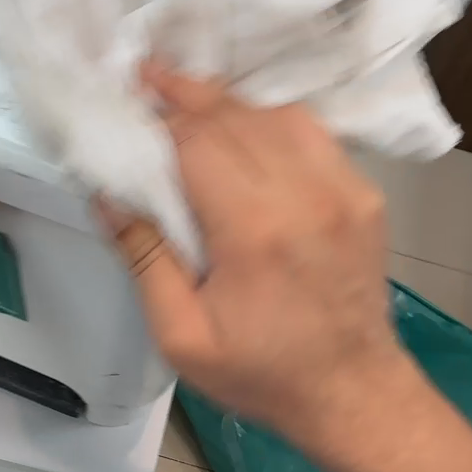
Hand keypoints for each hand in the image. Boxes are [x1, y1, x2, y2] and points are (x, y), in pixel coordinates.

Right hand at [105, 63, 419, 449]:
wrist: (352, 393)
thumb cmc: (261, 372)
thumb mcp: (182, 335)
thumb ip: (144, 258)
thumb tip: (107, 193)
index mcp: (255, 229)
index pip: (198, 142)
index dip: (160, 115)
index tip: (130, 95)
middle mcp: (306, 194)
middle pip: (236, 118)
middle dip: (187, 95)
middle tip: (150, 78)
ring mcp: (344, 189)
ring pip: (278, 116)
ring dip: (230, 104)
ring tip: (191, 100)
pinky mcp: (364, 195)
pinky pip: (312, 136)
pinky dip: (273, 123)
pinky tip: (247, 131)